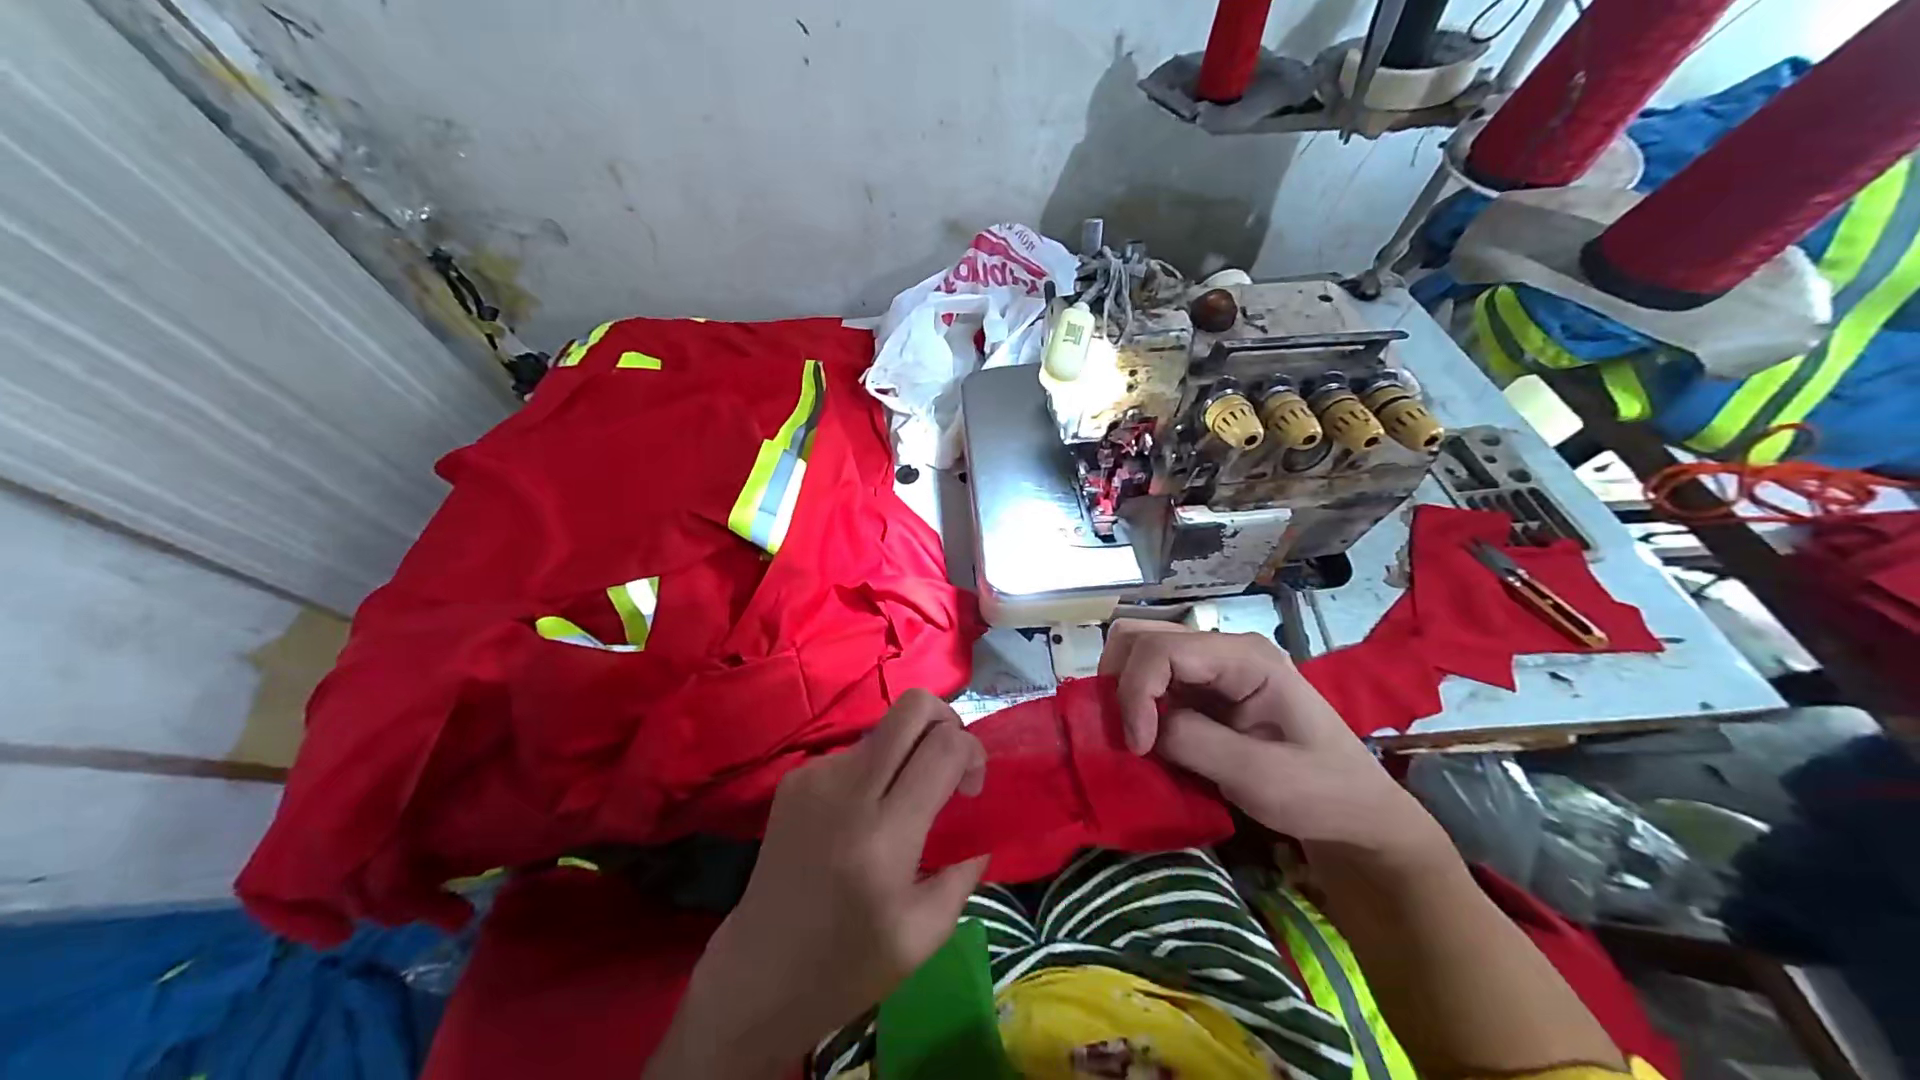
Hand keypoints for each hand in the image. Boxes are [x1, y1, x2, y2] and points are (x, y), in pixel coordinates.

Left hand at [645, 690, 990, 1078]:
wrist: (759, 972)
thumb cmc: (850, 964)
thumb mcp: (928, 930)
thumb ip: (965, 866)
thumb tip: (980, 818)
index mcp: (885, 835)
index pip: (945, 746)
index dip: (973, 753)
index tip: (970, 791)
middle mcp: (847, 789)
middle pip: (913, 707)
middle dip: (947, 722)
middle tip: (950, 766)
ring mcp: (815, 776)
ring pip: (884, 728)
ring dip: (908, 751)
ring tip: (901, 805)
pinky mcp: (795, 777)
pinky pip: (854, 752)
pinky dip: (875, 770)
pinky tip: (863, 816)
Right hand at [1100, 620, 1450, 872]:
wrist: (1354, 815)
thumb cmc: (1321, 793)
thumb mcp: (1262, 777)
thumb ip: (1196, 742)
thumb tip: (1144, 727)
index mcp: (1245, 657)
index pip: (1162, 649)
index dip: (1136, 692)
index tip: (1138, 746)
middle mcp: (1222, 649)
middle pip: (1141, 636)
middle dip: (1119, 681)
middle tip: (1124, 734)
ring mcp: (1211, 668)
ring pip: (1138, 653)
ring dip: (1122, 690)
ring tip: (1132, 736)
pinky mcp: (1202, 691)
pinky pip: (1150, 681)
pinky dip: (1133, 704)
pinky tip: (1145, 738)